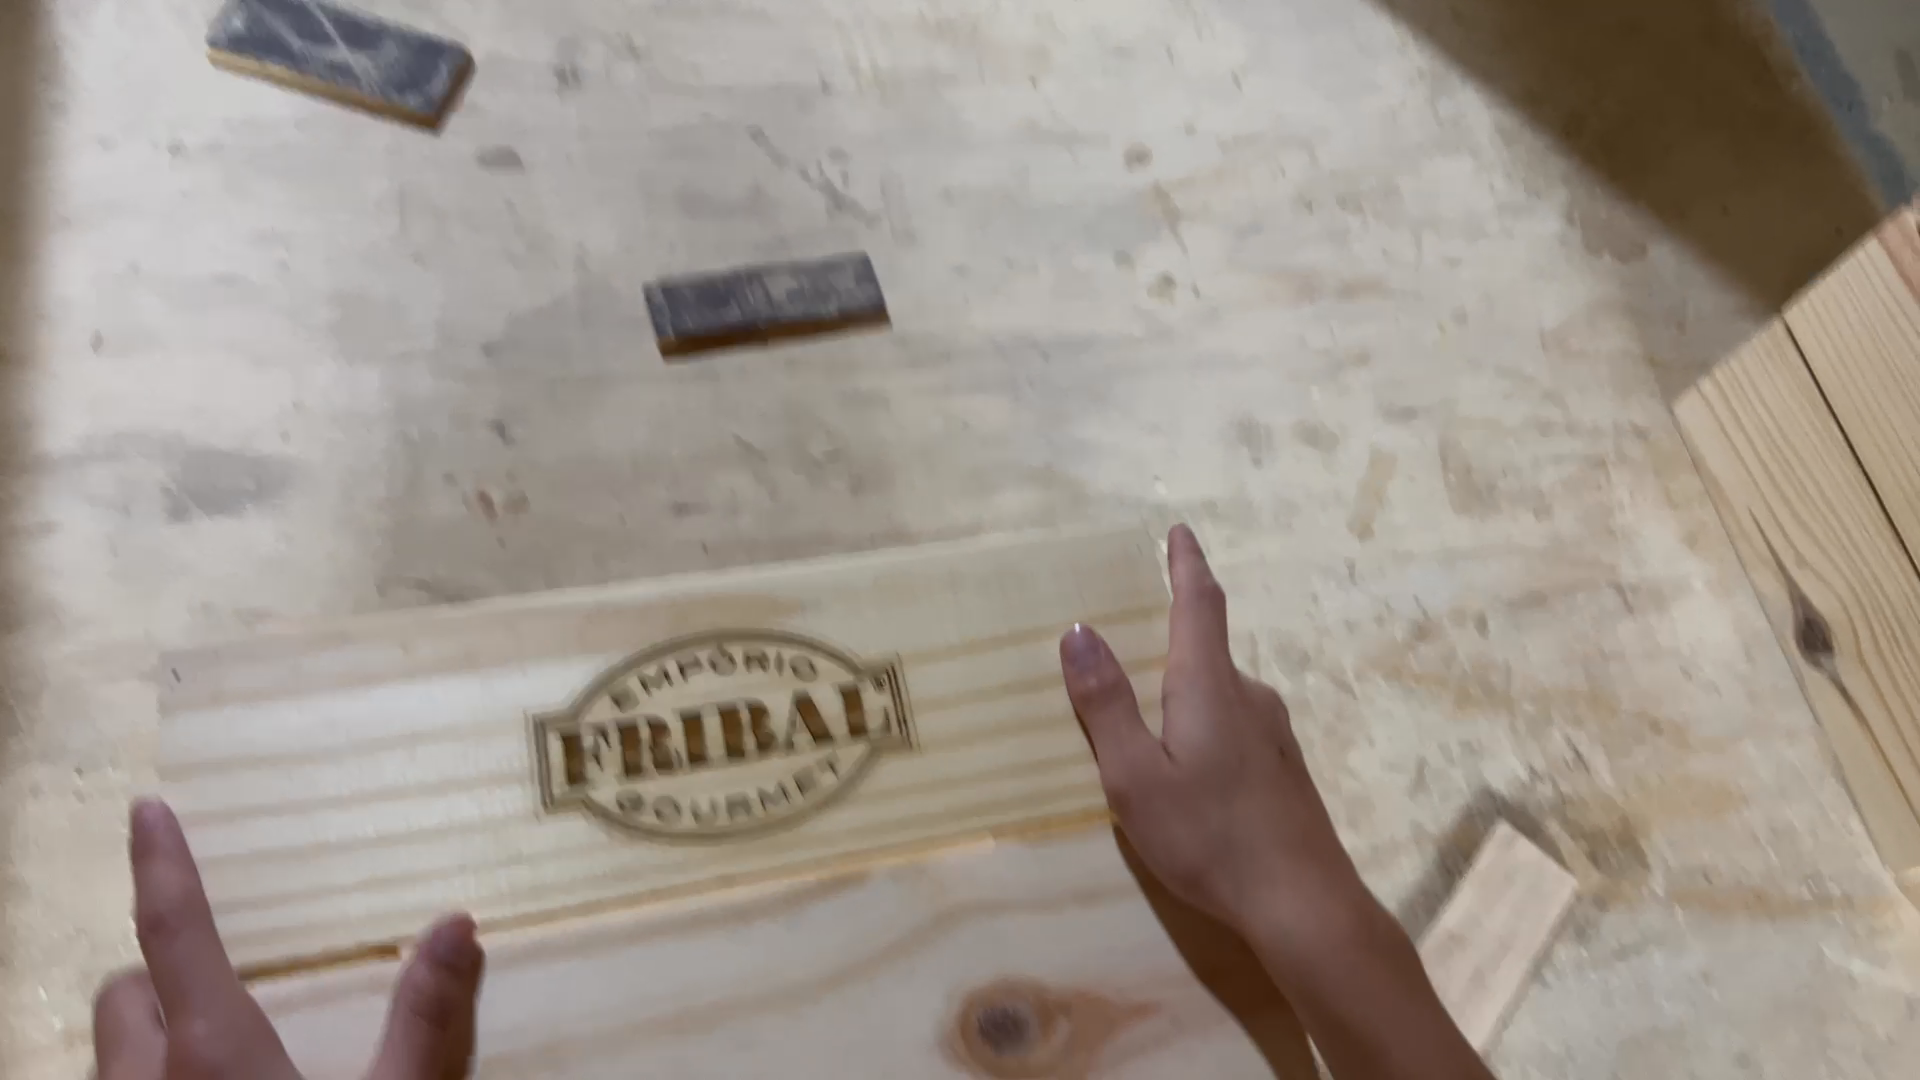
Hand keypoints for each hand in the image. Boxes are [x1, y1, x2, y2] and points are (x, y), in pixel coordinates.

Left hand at [93, 799, 485, 1079]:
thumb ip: (428, 1014)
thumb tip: (458, 919)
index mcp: (211, 1055)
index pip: (178, 937)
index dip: (163, 866)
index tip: (146, 807)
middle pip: (121, 1003)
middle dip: (154, 973)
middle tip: (204, 969)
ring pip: (100, 1062)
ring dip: (138, 1035)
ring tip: (187, 1033)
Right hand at [1058, 526, 1375, 958]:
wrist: (1306, 908)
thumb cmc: (1209, 835)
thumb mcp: (1135, 774)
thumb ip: (1105, 702)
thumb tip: (1079, 629)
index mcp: (1208, 684)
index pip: (1199, 603)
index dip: (1187, 563)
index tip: (1181, 530)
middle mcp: (1247, 694)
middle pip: (1204, 646)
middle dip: (1169, 636)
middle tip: (1127, 652)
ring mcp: (1272, 731)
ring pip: (1216, 691)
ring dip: (1182, 687)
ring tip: (1147, 722)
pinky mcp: (1281, 766)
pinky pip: (1231, 720)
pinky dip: (1201, 719)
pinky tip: (1188, 767)